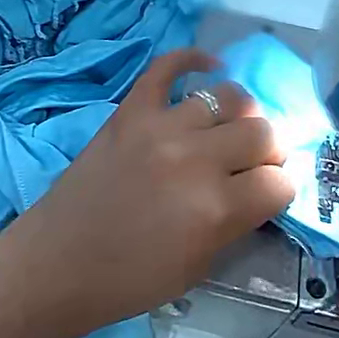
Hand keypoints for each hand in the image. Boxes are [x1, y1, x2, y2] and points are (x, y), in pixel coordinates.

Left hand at [4, 49, 293, 331]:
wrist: (58, 264)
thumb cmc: (131, 279)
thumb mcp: (200, 266)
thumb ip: (238, 222)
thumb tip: (263, 188)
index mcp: (217, 209)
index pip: (279, 182)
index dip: (280, 189)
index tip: (268, 193)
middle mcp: (197, 159)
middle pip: (262, 133)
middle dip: (268, 152)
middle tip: (251, 164)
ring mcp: (162, 126)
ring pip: (230, 95)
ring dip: (240, 114)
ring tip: (229, 129)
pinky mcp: (132, 110)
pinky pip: (168, 66)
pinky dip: (192, 59)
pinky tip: (209, 65)